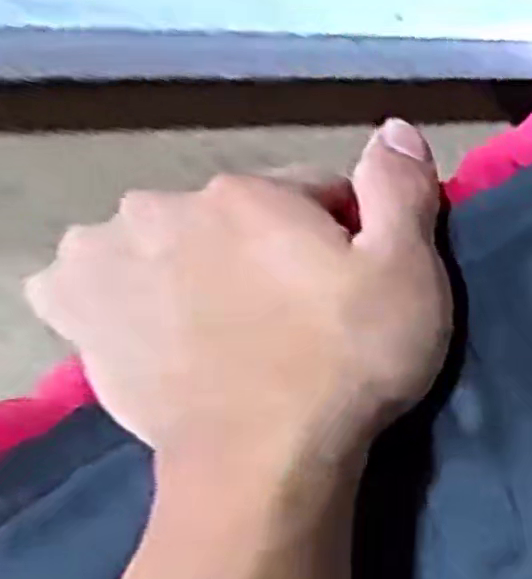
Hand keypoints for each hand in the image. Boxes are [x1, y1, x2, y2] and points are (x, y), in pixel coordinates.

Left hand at [23, 118, 450, 475]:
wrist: (268, 449)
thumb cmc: (355, 358)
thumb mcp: (412, 276)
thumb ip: (402, 195)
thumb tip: (398, 129)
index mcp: (251, 195)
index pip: (320, 196)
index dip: (358, 241)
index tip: (375, 291)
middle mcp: (161, 204)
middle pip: (244, 221)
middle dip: (281, 256)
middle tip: (322, 319)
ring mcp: (102, 254)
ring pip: (179, 248)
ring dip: (214, 275)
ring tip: (257, 335)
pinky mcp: (72, 310)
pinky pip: (114, 285)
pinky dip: (148, 301)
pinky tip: (186, 337)